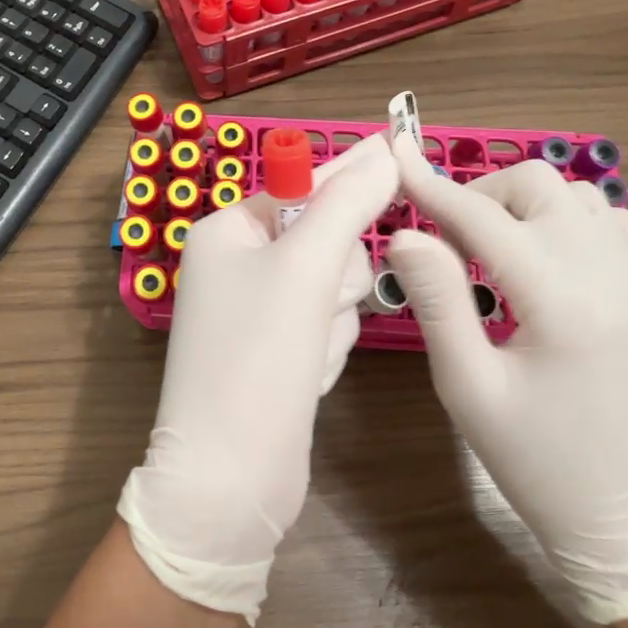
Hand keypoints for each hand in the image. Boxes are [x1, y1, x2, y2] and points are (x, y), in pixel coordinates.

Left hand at [117, 133, 394, 624]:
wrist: (229, 479)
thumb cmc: (257, 358)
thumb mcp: (304, 270)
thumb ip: (347, 205)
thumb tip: (383, 149)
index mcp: (227, 230)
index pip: (301, 186)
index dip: (349, 182)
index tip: (400, 160)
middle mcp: (237, 264)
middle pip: (325, 237)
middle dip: (336, 275)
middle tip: (321, 304)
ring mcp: (258, 311)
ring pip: (334, 285)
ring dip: (334, 318)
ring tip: (307, 351)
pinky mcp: (278, 352)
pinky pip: (326, 325)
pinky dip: (327, 348)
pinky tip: (308, 377)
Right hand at [384, 133, 627, 625]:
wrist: (619, 513)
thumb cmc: (532, 458)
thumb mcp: (467, 387)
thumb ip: (438, 300)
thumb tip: (407, 233)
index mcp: (560, 300)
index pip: (482, 218)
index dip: (431, 184)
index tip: (395, 154)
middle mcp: (606, 274)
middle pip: (537, 186)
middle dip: (481, 194)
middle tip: (446, 237)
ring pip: (577, 194)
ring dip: (524, 203)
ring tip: (491, 245)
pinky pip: (608, 221)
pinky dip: (565, 217)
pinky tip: (540, 255)